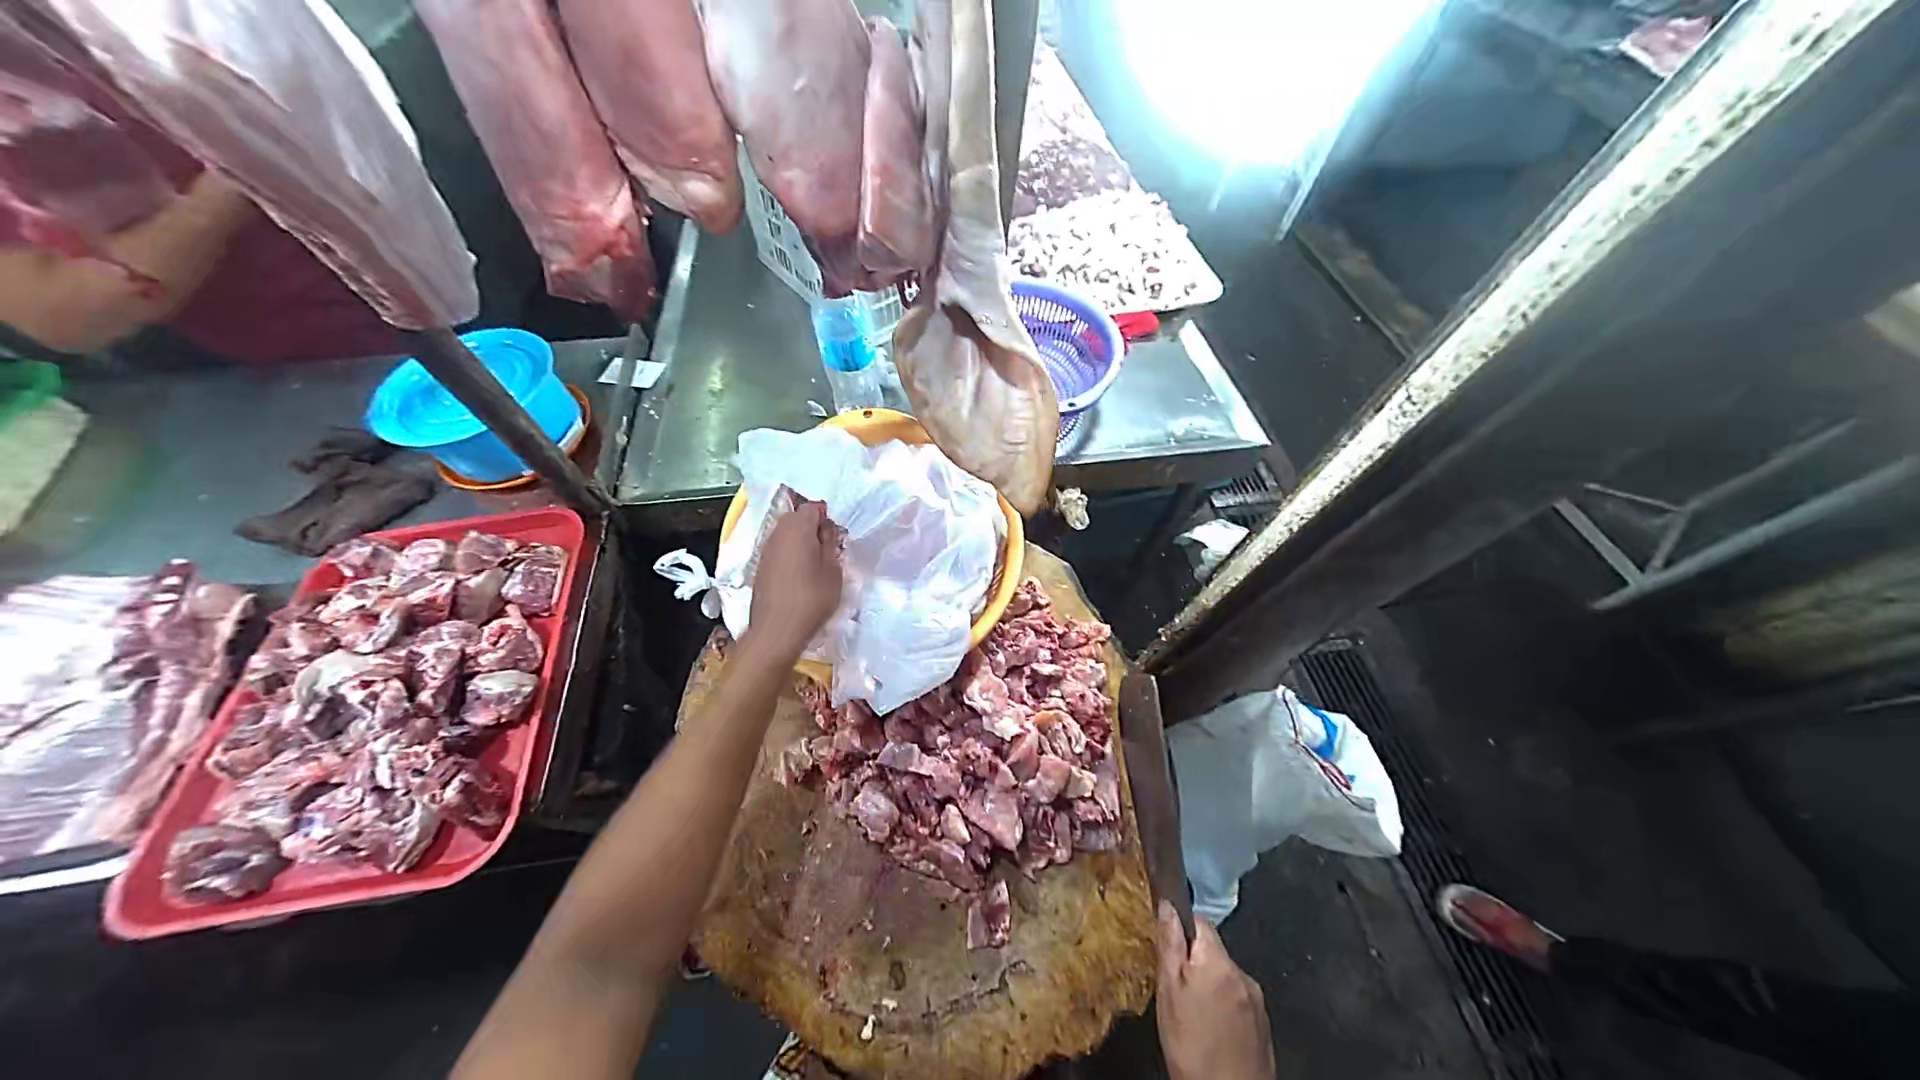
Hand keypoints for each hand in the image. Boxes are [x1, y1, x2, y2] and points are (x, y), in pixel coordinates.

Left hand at [746, 501, 843, 658]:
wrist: (777, 630)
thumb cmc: (812, 599)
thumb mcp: (833, 570)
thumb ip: (830, 543)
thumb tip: (826, 529)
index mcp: (797, 528)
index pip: (812, 507)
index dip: (827, 517)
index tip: (837, 535)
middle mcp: (778, 533)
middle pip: (796, 517)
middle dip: (812, 526)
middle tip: (829, 547)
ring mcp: (766, 550)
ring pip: (786, 533)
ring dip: (801, 540)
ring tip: (816, 561)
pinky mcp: (761, 566)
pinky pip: (779, 549)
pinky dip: (790, 553)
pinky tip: (800, 573)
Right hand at [1156, 901, 1274, 1079]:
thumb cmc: (1190, 1046)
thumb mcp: (1169, 992)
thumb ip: (1169, 944)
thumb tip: (1167, 904)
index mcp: (1218, 961)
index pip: (1200, 920)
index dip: (1180, 929)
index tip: (1168, 953)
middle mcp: (1243, 974)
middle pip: (1213, 950)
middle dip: (1194, 961)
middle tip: (1176, 989)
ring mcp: (1257, 1000)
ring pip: (1225, 975)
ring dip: (1209, 983)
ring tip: (1193, 1014)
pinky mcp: (1264, 1024)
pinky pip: (1238, 998)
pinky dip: (1224, 1004)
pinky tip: (1213, 1029)